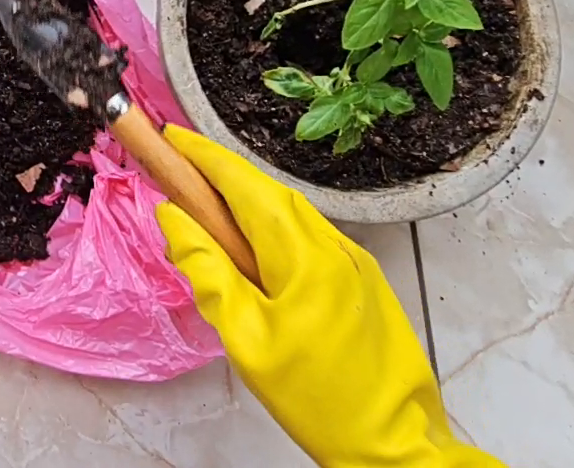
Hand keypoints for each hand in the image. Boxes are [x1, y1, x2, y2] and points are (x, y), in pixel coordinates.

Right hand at [156, 127, 499, 467]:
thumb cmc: (318, 399)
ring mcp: (352, 258)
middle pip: (264, 189)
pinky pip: (305, 233)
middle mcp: (331, 242)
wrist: (403, 449)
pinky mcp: (361, 276)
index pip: (242, 182)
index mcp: (302, 253)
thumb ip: (206, 271)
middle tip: (176, 173)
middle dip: (218, 173)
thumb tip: (171, 218)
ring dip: (243, 199)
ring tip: (205, 212)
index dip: (203, 154)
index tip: (170, 137)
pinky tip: (251, 248)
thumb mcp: (246, 339)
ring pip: (286, 210)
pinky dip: (269, 224)